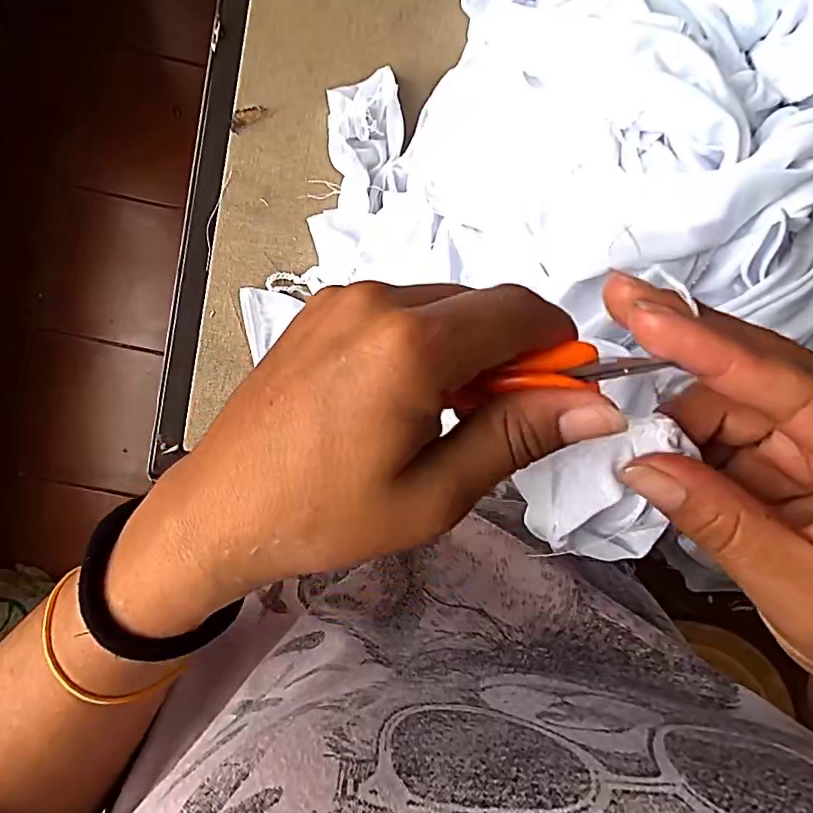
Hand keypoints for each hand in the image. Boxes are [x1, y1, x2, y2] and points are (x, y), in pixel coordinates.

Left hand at [105, 282, 627, 636]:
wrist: (216, 510)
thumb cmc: (325, 516)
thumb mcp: (436, 493)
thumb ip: (519, 436)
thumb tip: (596, 407)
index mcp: (410, 345)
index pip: (521, 312)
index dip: (558, 346)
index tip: (562, 392)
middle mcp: (380, 300)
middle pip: (487, 304)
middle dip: (516, 352)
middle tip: (504, 416)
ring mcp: (347, 296)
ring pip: (450, 304)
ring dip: (473, 347)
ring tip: (449, 412)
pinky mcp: (328, 305)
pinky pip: (408, 308)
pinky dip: (433, 340)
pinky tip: (409, 393)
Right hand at [605, 273, 812, 812]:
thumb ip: (724, 525)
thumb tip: (640, 464)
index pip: (803, 390)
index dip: (717, 348)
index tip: (650, 311)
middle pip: (778, 380)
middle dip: (695, 348)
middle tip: (625, 304)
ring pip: (758, 406)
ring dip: (689, 406)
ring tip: (626, 407)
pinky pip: (754, 443)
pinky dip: (701, 441)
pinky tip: (660, 438)